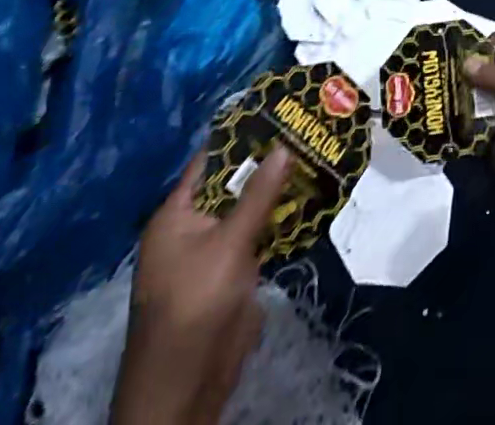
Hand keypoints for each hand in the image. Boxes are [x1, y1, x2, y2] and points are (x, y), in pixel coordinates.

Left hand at [111, 146, 295, 424]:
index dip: (241, 136)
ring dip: (278, 193)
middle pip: (233, 185)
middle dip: (267, 163)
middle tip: (307, 134)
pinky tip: (312, 203)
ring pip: (249, 211)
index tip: (277, 112)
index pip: (210, 161)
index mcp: (177, 212)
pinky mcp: (234, 272)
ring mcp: (215, 250)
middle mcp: (194, 225)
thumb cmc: (195, 303)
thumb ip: (258, 196)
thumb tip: (284, 145)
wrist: (186, 382)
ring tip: (317, 159)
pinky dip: (281, 222)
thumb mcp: (228, 244)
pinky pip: (258, 237)